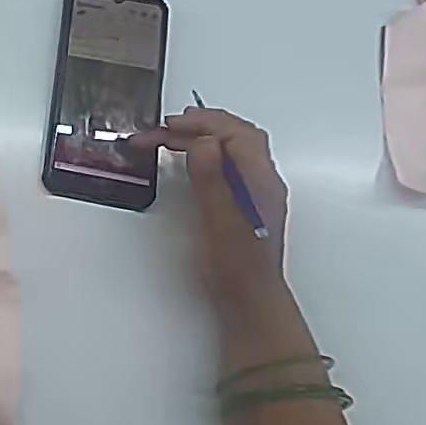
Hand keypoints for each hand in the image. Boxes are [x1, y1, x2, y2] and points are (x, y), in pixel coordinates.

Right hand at [134, 106, 289, 299]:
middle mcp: (261, 180)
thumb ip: (213, 180)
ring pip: (231, 148)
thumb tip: (204, 141)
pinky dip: (204, 153)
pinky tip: (186, 160)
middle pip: (236, 136)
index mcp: (260, 180)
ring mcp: (254, 190)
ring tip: (167, 138)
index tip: (169, 126)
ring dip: (200, 137)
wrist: (250, 301)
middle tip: (164, 128)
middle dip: (200, 124)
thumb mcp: (220, 222)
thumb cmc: (236, 267)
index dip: (202, 123)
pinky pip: (227, 163)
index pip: (235, 133)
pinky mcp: (242, 201)